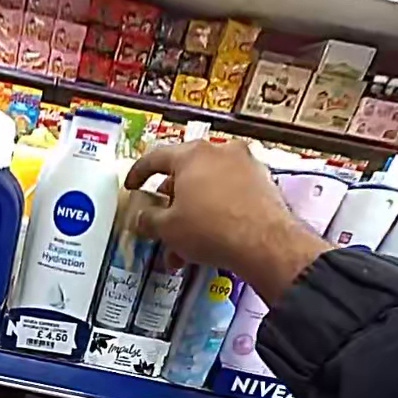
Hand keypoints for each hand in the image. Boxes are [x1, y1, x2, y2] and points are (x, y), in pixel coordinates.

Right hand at [125, 140, 332, 305]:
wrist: (264, 244)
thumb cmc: (212, 229)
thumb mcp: (168, 229)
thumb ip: (148, 220)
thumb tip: (140, 218)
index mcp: (192, 154)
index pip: (155, 157)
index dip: (138, 174)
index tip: (133, 186)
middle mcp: (220, 151)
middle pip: (184, 174)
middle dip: (170, 202)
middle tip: (161, 223)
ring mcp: (245, 165)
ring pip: (208, 188)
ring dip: (192, 213)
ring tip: (185, 245)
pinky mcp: (263, 183)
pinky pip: (230, 196)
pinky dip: (216, 213)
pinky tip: (210, 240)